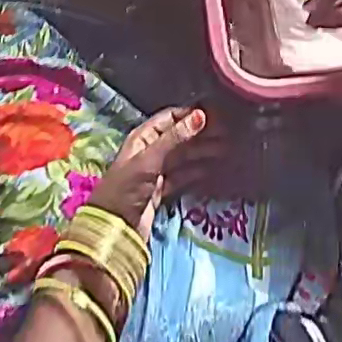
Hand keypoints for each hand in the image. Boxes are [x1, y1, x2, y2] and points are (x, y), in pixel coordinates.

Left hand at [88, 106, 214, 235]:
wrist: (115, 227)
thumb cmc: (127, 187)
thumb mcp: (150, 159)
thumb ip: (175, 137)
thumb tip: (200, 115)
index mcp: (143, 137)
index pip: (170, 118)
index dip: (191, 115)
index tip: (215, 114)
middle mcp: (151, 150)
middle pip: (180, 137)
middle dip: (201, 134)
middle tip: (226, 133)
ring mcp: (157, 170)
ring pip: (184, 156)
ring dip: (202, 152)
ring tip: (225, 149)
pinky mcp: (162, 189)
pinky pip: (183, 175)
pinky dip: (197, 171)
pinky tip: (212, 169)